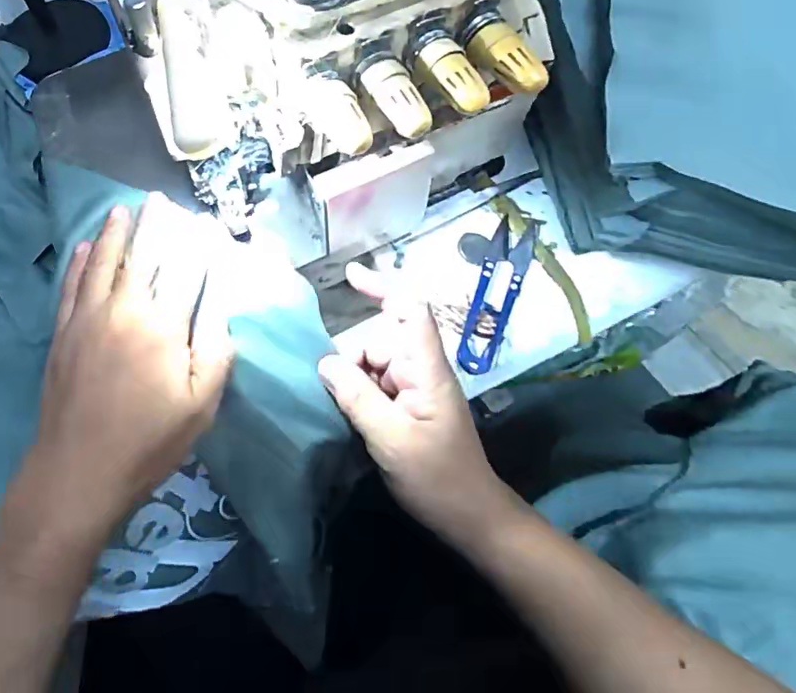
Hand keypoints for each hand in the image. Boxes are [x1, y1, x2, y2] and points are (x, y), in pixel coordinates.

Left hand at [33, 194, 235, 522]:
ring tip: (122, 210)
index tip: (205, 222)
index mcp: (163, 327)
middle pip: (142, 258)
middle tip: (159, 198)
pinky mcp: (63, 333)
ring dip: (114, 234)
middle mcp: (125, 310)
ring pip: (103, 264)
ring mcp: (88, 319)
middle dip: (153, 225)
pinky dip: (80, 263)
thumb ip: (216, 355)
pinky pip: (72, 287)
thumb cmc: (147, 444)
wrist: (75, 473)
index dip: (197, 246)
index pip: (186, 274)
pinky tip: (85, 247)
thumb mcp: (200, 407)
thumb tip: (224, 313)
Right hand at [317, 263, 516, 544]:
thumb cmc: (437, 478)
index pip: (410, 310)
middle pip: (379, 340)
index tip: (350, 277)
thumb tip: (325, 362)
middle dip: (352, 359)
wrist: (470, 518)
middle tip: (337, 395)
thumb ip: (356, 396)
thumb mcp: (391, 439)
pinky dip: (357, 394)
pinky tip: (348, 417)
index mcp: (426, 368)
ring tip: (346, 414)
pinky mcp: (406, 407)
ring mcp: (413, 389)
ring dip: (352, 380)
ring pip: (371, 364)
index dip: (383, 287)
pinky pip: (374, 385)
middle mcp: (420, 370)